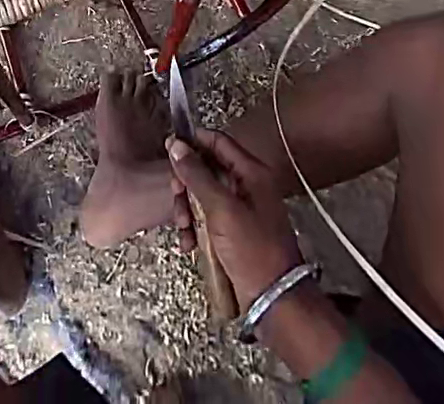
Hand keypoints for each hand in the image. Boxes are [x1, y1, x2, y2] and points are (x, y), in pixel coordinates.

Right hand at [166, 129, 304, 311]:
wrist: (273, 300)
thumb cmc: (252, 249)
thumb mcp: (221, 209)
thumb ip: (197, 175)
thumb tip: (176, 144)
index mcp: (251, 172)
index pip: (218, 142)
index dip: (193, 142)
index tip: (169, 149)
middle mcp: (246, 186)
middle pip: (207, 169)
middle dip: (187, 184)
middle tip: (176, 199)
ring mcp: (240, 210)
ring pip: (203, 195)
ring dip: (187, 209)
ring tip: (184, 229)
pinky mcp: (233, 231)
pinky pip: (207, 218)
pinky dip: (195, 228)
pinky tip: (189, 244)